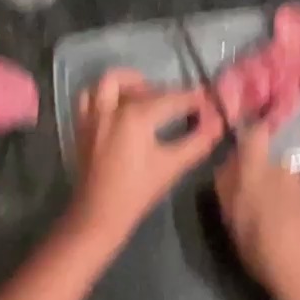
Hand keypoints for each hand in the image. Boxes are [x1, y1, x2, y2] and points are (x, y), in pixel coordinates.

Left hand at [69, 69, 222, 236]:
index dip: (193, 98)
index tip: (209, 99)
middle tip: (180, 104)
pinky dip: (104, 95)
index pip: (171, 99)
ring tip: (145, 97)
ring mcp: (93, 116)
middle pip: (142, 86)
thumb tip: (217, 123)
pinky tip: (119, 109)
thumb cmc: (137, 192)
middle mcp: (111, 108)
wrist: (98, 216)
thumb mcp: (172, 167)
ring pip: (109, 83)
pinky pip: (90, 97)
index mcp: (135, 116)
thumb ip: (197, 142)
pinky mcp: (82, 127)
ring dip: (128, 83)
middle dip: (164, 91)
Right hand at [215, 125, 299, 299]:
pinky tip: (290, 226)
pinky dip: (292, 201)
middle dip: (257, 170)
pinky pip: (298, 191)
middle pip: (267, 158)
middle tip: (248, 195)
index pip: (255, 134)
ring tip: (270, 217)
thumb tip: (226, 171)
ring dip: (276, 187)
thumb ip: (228, 193)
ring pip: (283, 175)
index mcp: (257, 171)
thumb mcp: (234, 227)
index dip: (250, 133)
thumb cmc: (265, 253)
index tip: (240, 142)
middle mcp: (283, 170)